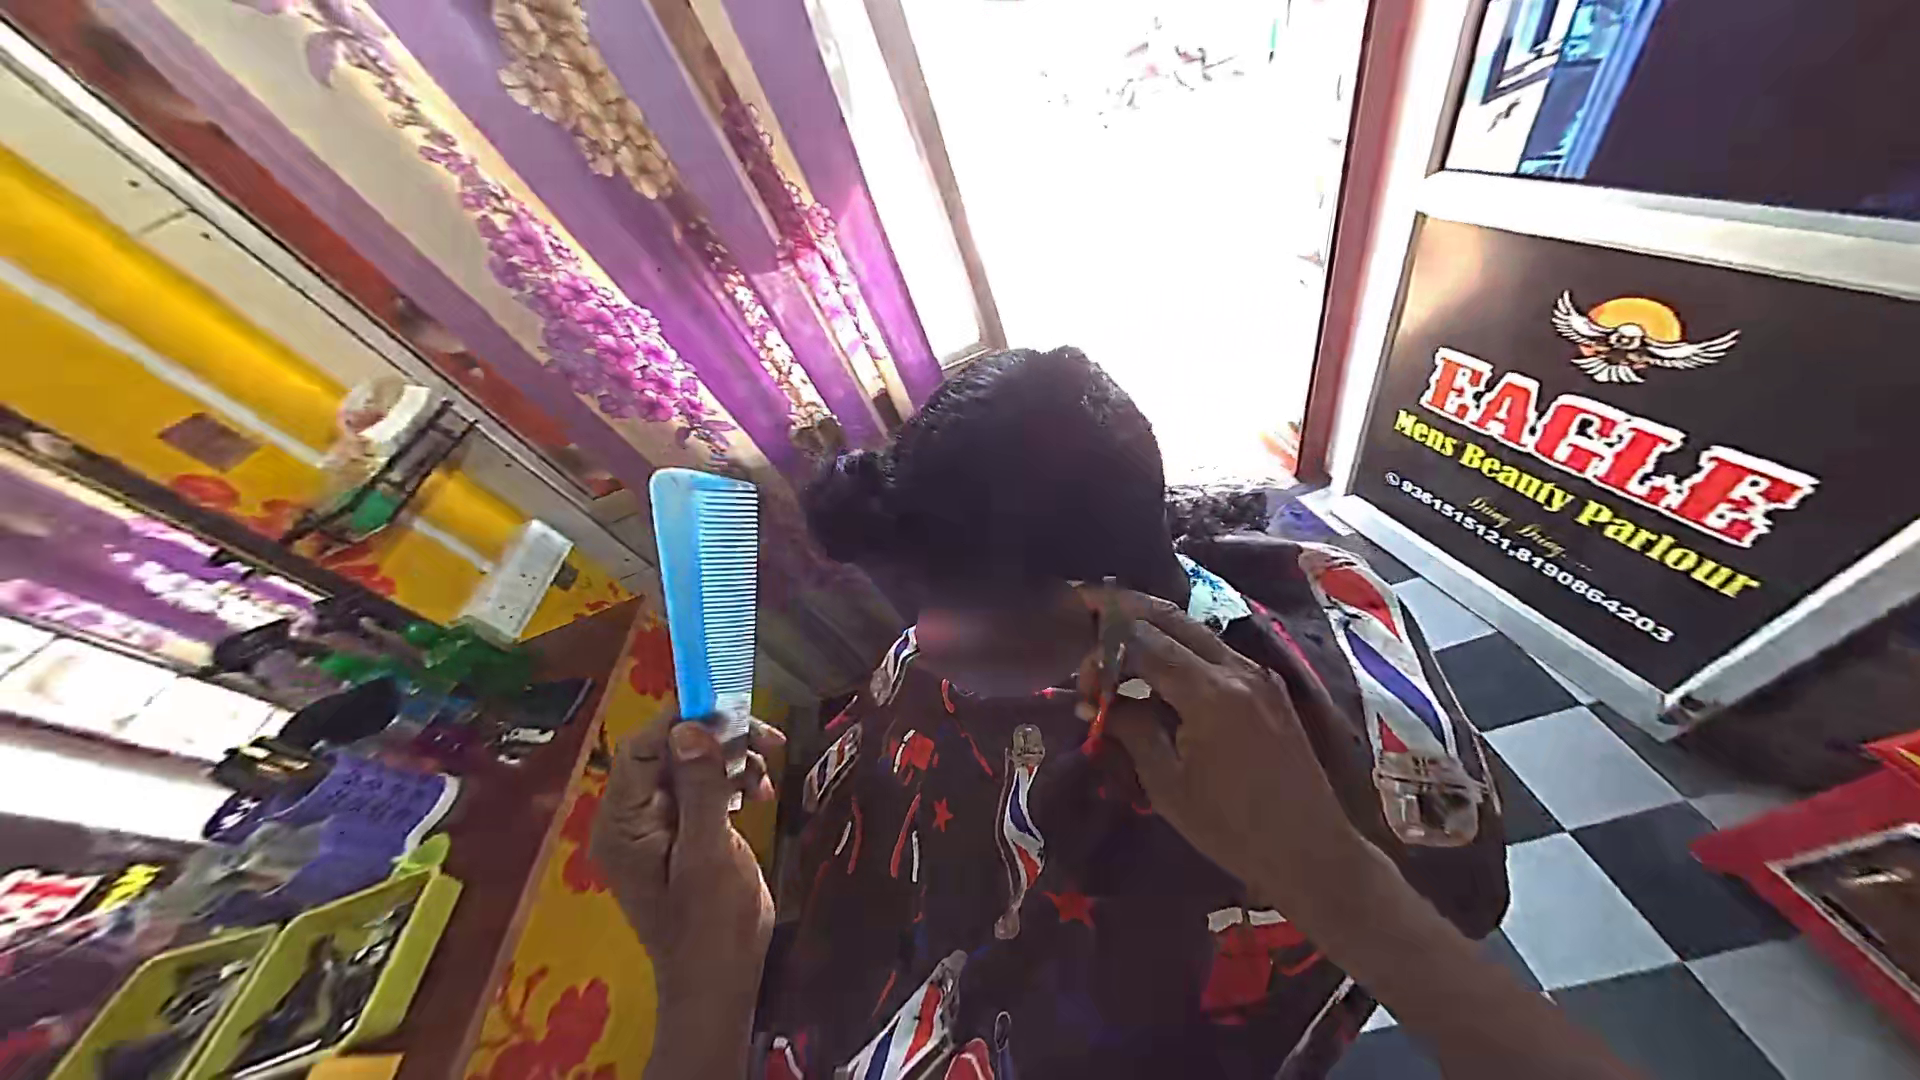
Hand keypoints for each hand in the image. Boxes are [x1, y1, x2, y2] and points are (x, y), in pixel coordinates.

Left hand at [590, 717, 783, 1006]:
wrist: (724, 977)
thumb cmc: (711, 923)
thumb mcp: (707, 854)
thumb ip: (700, 788)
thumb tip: (689, 728)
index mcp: (624, 823)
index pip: (642, 750)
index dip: (679, 719)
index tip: (726, 700)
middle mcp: (636, 815)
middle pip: (671, 751)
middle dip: (718, 738)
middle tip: (764, 734)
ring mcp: (662, 820)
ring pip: (695, 761)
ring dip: (734, 756)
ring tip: (769, 766)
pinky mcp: (688, 826)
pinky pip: (707, 782)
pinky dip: (736, 778)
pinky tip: (761, 790)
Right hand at [1080, 590, 1646, 1079]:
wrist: (1315, 853)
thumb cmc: (1233, 829)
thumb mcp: (1167, 784)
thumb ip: (1130, 728)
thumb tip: (1098, 700)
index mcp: (1211, 694)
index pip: (1142, 642)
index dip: (1103, 652)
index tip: (1083, 681)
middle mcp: (1237, 668)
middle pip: (1167, 616)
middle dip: (1122, 610)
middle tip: (1087, 606)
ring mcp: (1256, 672)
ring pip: (1190, 626)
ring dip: (1148, 626)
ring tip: (1113, 638)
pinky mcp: (1265, 684)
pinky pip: (1210, 648)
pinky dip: (1174, 644)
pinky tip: (1153, 662)